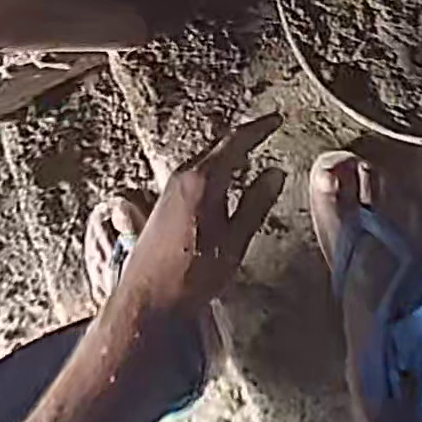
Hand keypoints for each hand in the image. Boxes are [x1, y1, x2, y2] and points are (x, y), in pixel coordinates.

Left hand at [108, 113, 286, 321]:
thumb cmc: (192, 275)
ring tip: (250, 151)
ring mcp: (171, 187)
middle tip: (266, 130)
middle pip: (218, 146)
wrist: (146, 301)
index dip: (258, 128)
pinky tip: (224, 180)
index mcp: (202, 180)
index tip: (275, 119)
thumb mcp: (234, 241)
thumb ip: (256, 203)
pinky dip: (216, 166)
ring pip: (206, 158)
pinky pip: (197, 171)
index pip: (235, 142)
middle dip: (244, 136)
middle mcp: (183, 176)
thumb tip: (275, 173)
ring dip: (229, 152)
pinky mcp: (165, 201)